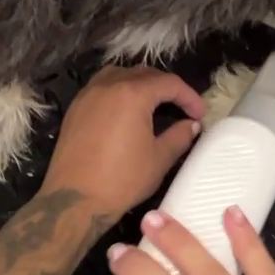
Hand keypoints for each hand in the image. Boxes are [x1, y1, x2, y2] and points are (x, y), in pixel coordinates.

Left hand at [40, 66, 205, 215]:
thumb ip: (180, 136)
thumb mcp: (160, 159)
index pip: (169, 83)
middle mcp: (109, 85)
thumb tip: (191, 125)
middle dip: (167, 87)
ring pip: (121, 74)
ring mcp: (88, 94)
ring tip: (153, 103)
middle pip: (145, 73)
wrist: (75, 200)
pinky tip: (126, 110)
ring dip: (141, 83)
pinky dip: (120, 90)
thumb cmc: (122, 180)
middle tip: (181, 108)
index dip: (189, 97)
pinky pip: (102, 86)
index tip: (199, 114)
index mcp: (133, 94)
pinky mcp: (75, 108)